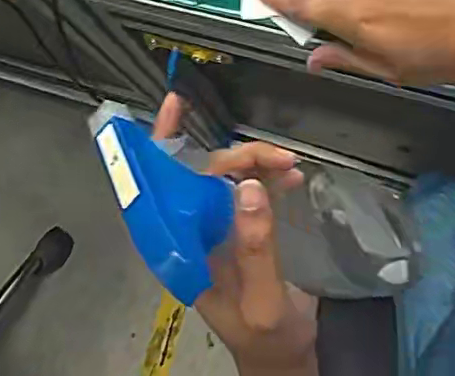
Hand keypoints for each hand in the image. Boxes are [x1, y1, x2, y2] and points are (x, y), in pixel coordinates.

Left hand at [152, 94, 317, 375]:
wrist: (285, 359)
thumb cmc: (263, 337)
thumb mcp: (260, 301)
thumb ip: (254, 247)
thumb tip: (248, 186)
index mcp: (182, 243)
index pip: (162, 182)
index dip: (163, 140)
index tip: (174, 105)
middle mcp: (193, 226)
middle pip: (204, 171)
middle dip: (239, 155)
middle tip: (276, 154)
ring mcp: (217, 223)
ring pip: (229, 173)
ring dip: (257, 161)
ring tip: (288, 161)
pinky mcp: (242, 223)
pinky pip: (251, 185)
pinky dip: (270, 174)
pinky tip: (292, 173)